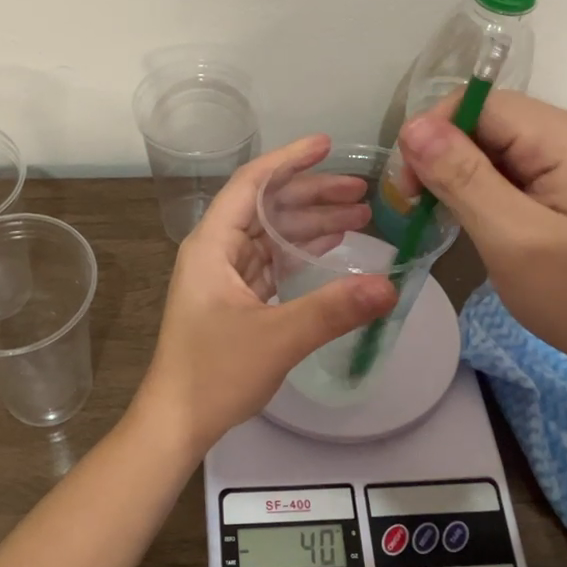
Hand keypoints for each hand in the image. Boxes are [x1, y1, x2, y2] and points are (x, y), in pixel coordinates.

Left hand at [138, 135, 397, 453]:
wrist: (177, 421)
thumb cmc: (214, 374)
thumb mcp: (277, 338)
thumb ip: (332, 310)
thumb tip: (389, 287)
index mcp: (212, 245)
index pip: (251, 184)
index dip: (289, 160)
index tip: (327, 145)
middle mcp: (215, 252)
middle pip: (266, 207)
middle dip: (312, 194)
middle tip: (362, 192)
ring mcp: (223, 276)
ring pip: (271, 234)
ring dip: (310, 223)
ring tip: (360, 216)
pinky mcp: (233, 299)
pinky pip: (271, 261)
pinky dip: (301, 252)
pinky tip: (332, 247)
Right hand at [397, 91, 566, 373]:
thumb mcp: (513, 238)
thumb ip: (463, 178)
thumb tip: (413, 127)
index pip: (480, 104)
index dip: (433, 134)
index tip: (408, 188)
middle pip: (489, 123)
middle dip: (444, 157)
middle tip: (419, 209)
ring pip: (500, 150)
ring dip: (463, 178)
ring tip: (445, 221)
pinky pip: (519, 173)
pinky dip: (488, 193)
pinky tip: (478, 224)